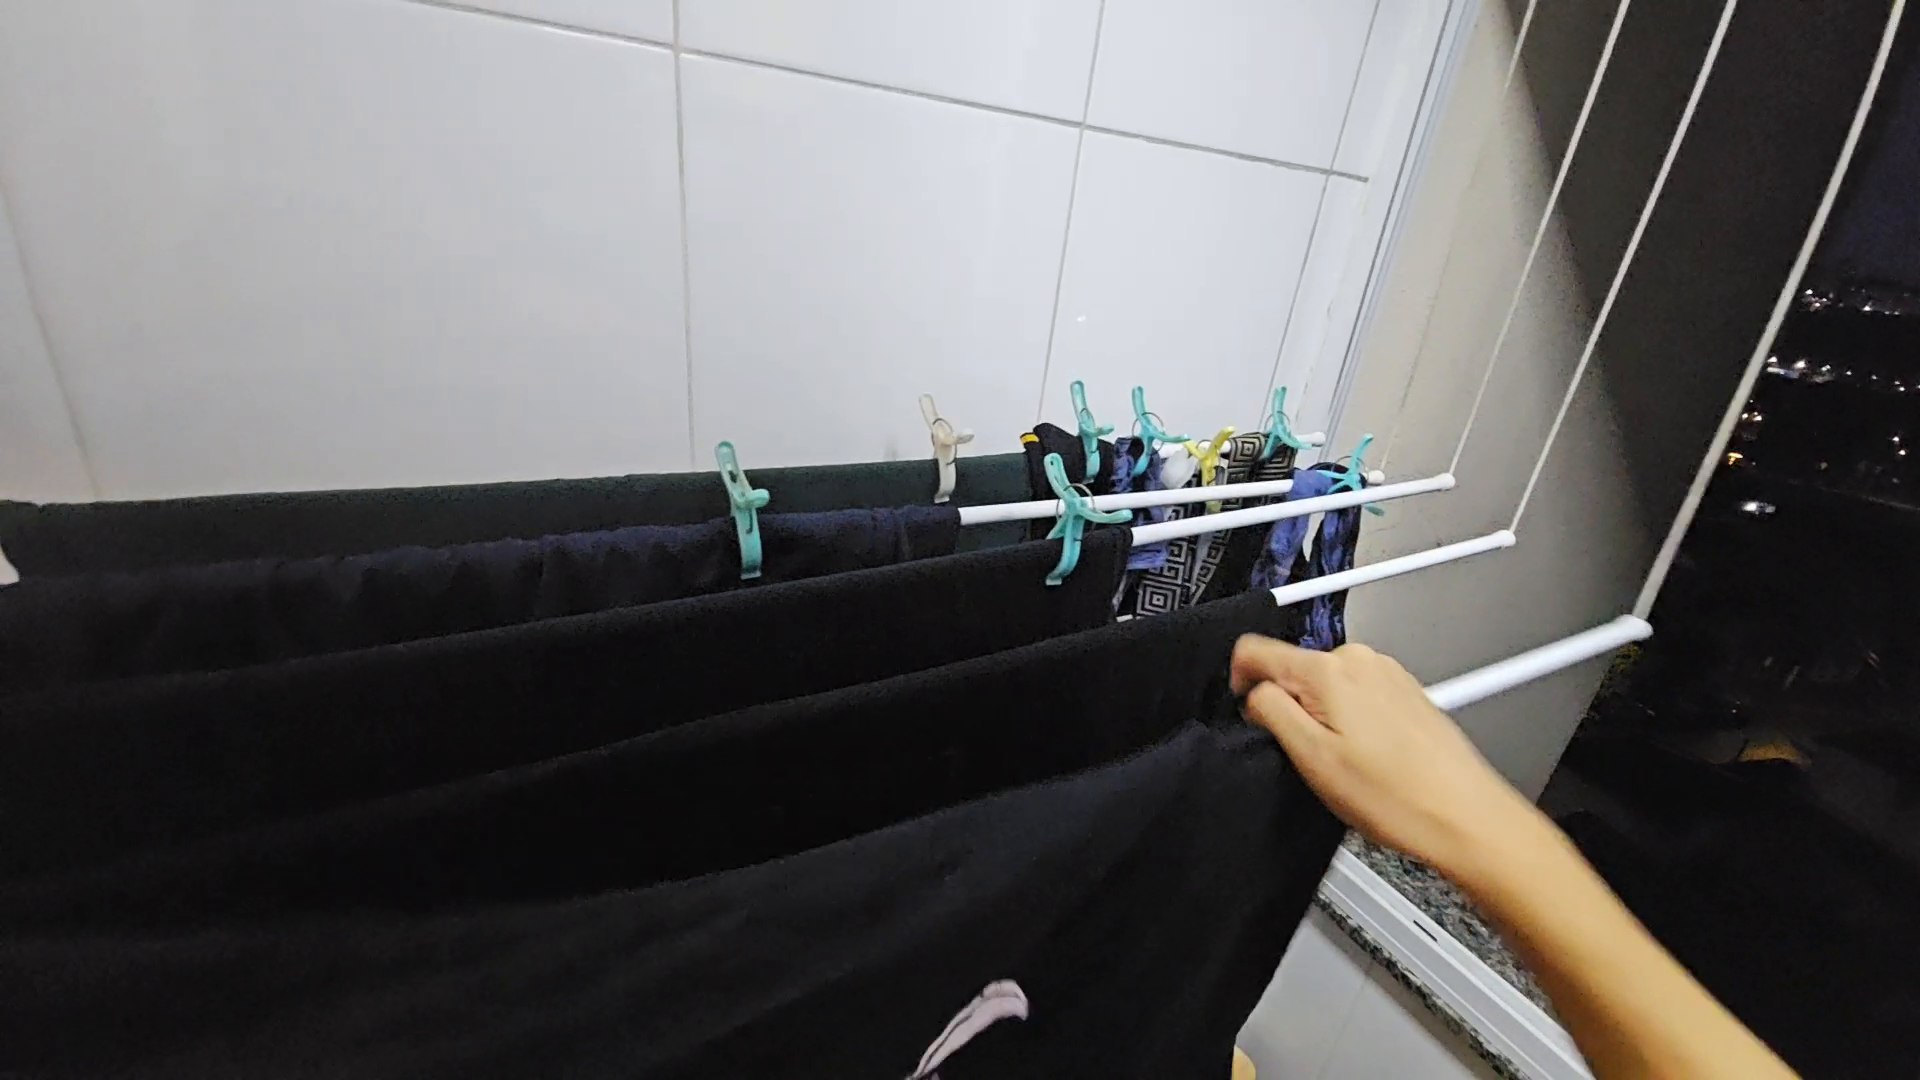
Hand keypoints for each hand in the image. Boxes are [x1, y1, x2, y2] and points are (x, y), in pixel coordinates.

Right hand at [1230, 635, 1542, 883]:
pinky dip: (1349, 720)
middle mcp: (1358, 660)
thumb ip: (1268, 710)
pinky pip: (1353, 694)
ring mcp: (1386, 673)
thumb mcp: (1310, 757)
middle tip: (1308, 753)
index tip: (1251, 715)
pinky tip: (1368, 756)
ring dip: (1320, 715)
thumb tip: (1254, 693)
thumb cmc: (1398, 797)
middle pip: (1291, 668)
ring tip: (1345, 759)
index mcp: (1328, 670)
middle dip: (1288, 705)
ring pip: (1322, 684)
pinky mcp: (1403, 690)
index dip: (1240, 682)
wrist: (1470, 820)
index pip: (1254, 650)